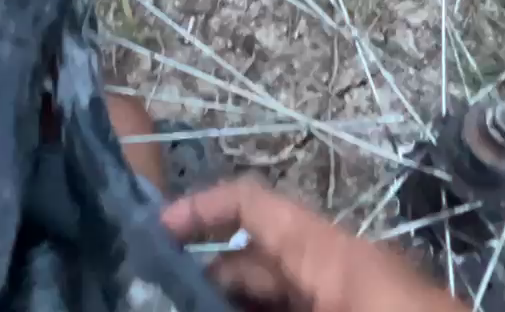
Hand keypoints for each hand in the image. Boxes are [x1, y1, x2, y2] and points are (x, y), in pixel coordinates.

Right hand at [162, 178, 465, 311]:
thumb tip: (201, 293)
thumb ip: (258, 300)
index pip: (251, 203)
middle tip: (158, 295)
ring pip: (280, 292)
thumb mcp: (315, 308)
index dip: (200, 208)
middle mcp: (336, 265)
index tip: (154, 232)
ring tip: (188, 308)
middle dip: (208, 277)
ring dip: (238, 302)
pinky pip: (304, 307)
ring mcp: (351, 296)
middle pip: (258, 256)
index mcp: (327, 250)